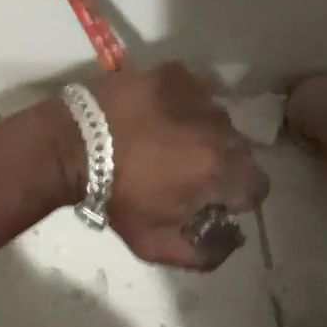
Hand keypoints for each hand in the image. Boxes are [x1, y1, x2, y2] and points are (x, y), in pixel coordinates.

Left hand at [82, 62, 268, 270]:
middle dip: (218, 163)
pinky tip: (153, 113)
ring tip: (162, 139)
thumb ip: (204, 254)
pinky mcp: (171, 72)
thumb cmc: (114, 196)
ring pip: (215, 117)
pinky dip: (180, 102)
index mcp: (221, 168)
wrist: (70, 144)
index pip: (256, 186)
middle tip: (181, 170)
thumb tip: (231, 240)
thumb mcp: (155, 243)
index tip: (207, 198)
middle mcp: (219, 126)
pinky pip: (191, 90)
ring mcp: (196, 93)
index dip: (234, 197)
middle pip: (237, 150)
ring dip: (199, 130)